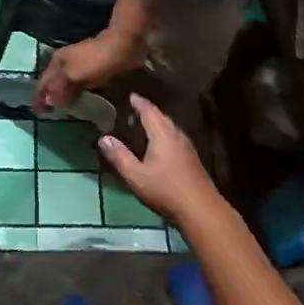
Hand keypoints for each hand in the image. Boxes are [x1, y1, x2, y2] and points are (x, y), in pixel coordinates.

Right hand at [34, 31, 143, 112]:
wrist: (124, 45)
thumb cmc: (97, 60)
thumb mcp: (74, 75)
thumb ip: (60, 89)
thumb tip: (49, 102)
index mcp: (57, 62)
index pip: (42, 83)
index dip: (38, 98)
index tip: (36, 113)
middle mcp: (65, 62)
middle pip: (53, 83)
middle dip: (49, 97)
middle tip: (48, 114)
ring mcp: (79, 65)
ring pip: (66, 84)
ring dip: (63, 96)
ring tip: (62, 111)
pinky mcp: (93, 69)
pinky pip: (80, 84)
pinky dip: (76, 93)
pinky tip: (79, 102)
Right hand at [97, 94, 228, 225]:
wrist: (200, 208)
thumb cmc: (165, 190)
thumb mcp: (136, 176)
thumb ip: (119, 156)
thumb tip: (103, 138)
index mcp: (163, 135)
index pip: (150, 111)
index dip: (139, 103)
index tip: (131, 96)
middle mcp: (177, 136)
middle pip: (162, 118)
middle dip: (149, 112)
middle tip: (134, 110)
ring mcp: (187, 147)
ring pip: (170, 128)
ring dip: (158, 124)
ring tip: (144, 126)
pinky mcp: (192, 159)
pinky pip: (175, 138)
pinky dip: (164, 135)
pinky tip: (160, 146)